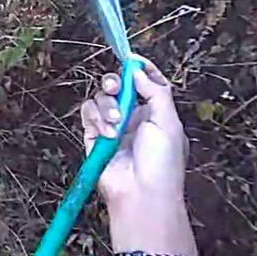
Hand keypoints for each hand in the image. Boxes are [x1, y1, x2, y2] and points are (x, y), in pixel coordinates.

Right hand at [79, 55, 187, 238]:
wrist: (141, 195)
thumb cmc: (162, 163)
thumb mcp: (168, 122)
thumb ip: (155, 91)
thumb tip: (137, 69)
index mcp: (156, 112)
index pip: (146, 82)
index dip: (139, 69)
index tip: (131, 60)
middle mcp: (133, 116)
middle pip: (118, 85)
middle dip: (114, 83)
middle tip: (115, 88)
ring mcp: (112, 126)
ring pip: (100, 97)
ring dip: (106, 106)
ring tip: (114, 125)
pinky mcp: (94, 136)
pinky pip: (88, 113)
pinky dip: (95, 118)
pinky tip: (106, 132)